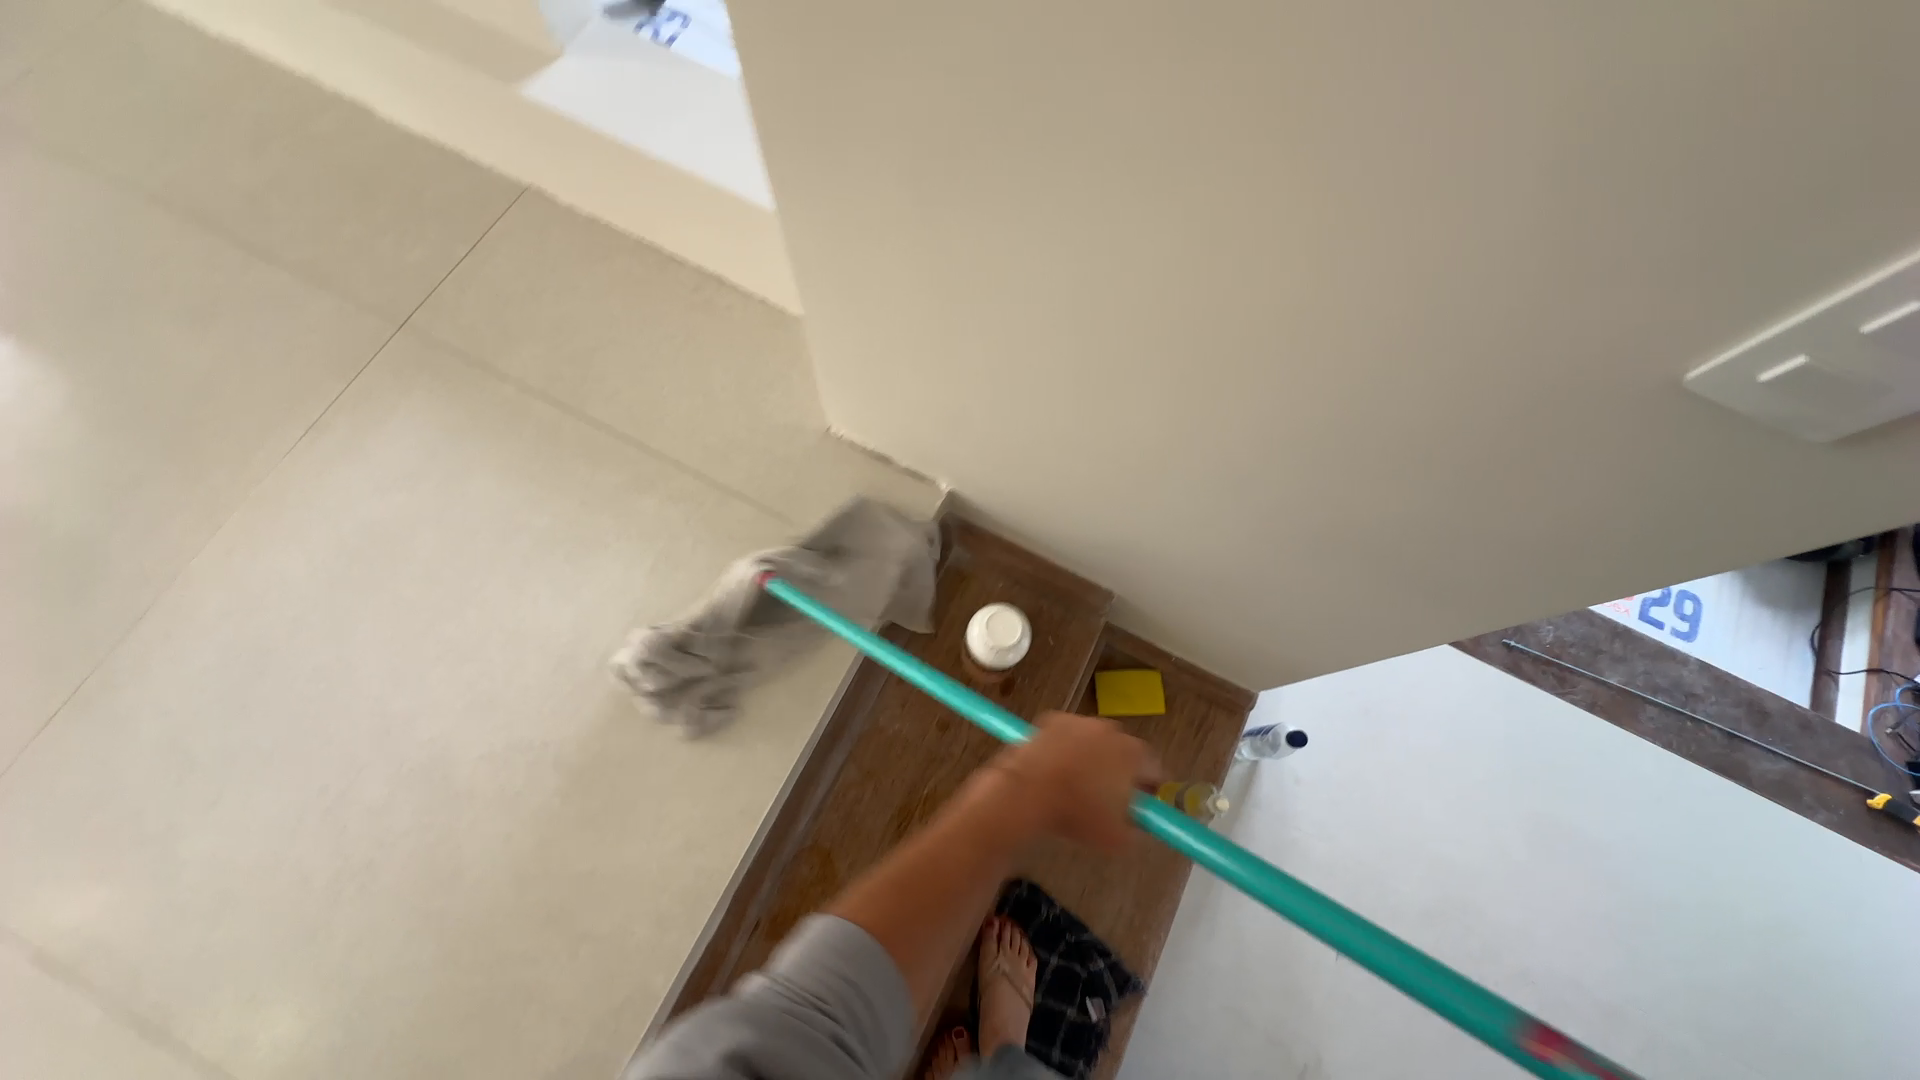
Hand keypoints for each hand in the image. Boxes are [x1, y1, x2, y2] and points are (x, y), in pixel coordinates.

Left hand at [994, 711, 1159, 851]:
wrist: (1028, 791)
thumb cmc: (1077, 814)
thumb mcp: (1116, 838)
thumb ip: (1137, 831)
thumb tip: (1139, 827)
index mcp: (1135, 755)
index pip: (1155, 771)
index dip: (1149, 790)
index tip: (1140, 806)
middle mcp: (1113, 730)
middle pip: (1126, 751)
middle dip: (1120, 771)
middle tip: (1107, 796)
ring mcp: (1082, 721)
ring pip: (1096, 741)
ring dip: (1092, 757)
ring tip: (1075, 783)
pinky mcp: (1055, 719)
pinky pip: (1068, 735)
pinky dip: (1066, 748)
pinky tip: (1056, 768)